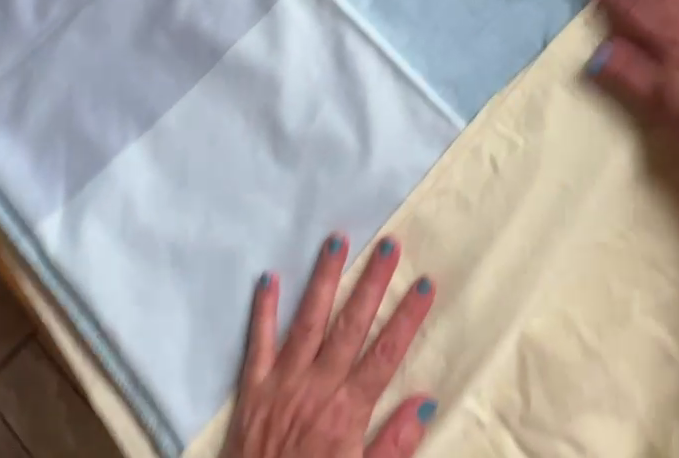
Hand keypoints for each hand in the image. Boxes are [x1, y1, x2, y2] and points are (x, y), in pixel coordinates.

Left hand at [221, 234, 438, 457]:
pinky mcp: (252, 388)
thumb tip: (425, 402)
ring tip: (337, 240)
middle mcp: (317, 389)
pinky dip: (262, 310)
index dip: (407, 318)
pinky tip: (269, 277)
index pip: (385, 355)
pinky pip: (258, 343)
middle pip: (351, 326)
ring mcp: (282, 384)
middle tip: (388, 244)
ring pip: (308, 321)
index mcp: (347, 414)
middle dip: (372, 283)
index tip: (425, 284)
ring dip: (324, 279)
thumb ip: (394, 445)